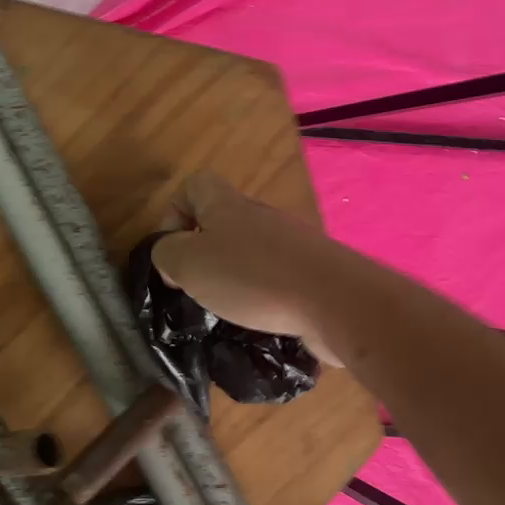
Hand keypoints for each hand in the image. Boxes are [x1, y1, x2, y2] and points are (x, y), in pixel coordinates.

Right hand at [150, 173, 346, 365]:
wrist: (339, 303)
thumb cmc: (252, 277)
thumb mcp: (187, 264)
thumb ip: (166, 253)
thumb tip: (171, 256)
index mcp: (227, 206)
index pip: (194, 186)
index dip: (174, 212)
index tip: (171, 250)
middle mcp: (261, 217)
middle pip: (221, 222)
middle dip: (202, 254)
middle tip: (194, 286)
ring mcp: (292, 243)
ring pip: (248, 251)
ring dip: (231, 277)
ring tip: (227, 308)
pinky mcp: (314, 271)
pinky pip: (276, 276)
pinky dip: (262, 296)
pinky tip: (260, 319)